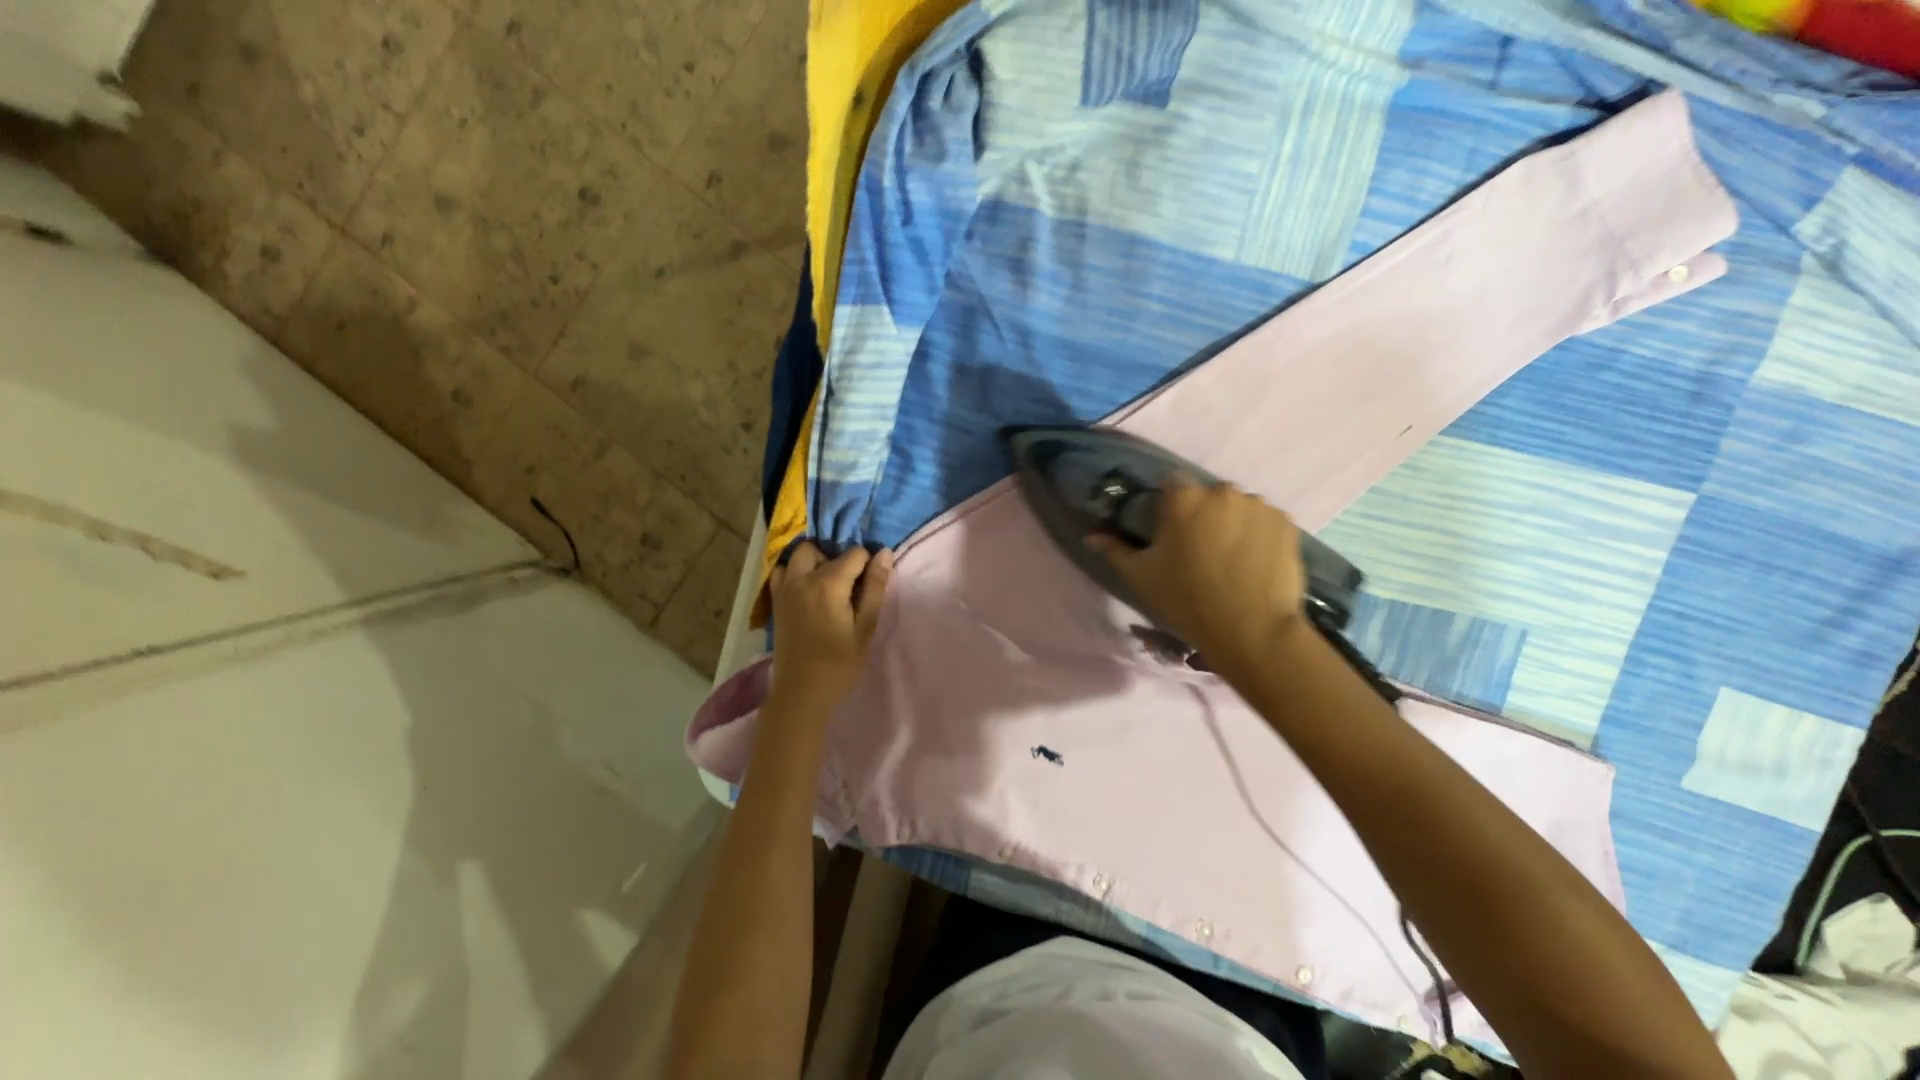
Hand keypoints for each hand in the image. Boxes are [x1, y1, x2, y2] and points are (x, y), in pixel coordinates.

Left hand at [767, 541, 894, 713]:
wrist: (802, 692)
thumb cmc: (840, 664)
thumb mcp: (865, 627)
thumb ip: (875, 587)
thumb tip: (884, 553)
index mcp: (828, 583)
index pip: (854, 553)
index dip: (867, 566)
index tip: (869, 588)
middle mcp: (802, 578)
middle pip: (821, 548)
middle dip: (837, 559)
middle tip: (849, 586)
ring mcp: (784, 588)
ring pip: (798, 556)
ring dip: (814, 562)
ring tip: (827, 587)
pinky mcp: (776, 600)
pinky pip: (782, 572)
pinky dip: (795, 573)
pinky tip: (808, 593)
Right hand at [1089, 479, 1306, 678]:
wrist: (1252, 630)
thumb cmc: (1188, 601)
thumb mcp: (1142, 577)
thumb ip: (1116, 550)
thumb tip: (1091, 535)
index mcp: (1183, 498)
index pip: (1171, 484)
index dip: (1169, 506)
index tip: (1170, 532)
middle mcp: (1223, 491)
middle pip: (1209, 495)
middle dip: (1204, 515)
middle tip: (1201, 551)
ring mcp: (1259, 505)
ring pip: (1240, 508)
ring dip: (1234, 524)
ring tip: (1233, 560)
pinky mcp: (1286, 523)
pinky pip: (1266, 522)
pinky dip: (1260, 536)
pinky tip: (1255, 564)